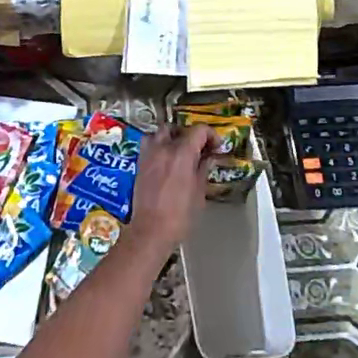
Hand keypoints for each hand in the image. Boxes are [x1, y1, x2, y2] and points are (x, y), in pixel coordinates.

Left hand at [122, 123, 213, 263]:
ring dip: (173, 136)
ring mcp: (148, 153)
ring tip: (182, 152)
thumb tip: (208, 156)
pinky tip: (166, 159)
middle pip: (177, 128)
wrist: (151, 229)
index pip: (198, 131)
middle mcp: (162, 147)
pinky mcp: (139, 161)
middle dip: (191, 135)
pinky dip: (159, 144)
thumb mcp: (199, 192)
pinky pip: (149, 143)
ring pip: (160, 132)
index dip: (211, 135)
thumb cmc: (180, 215)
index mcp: (181, 154)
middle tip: (201, 149)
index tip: (217, 147)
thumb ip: (202, 168)